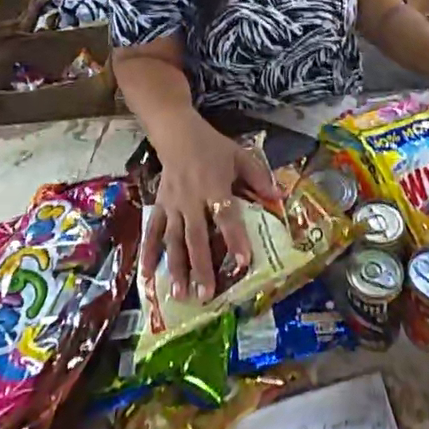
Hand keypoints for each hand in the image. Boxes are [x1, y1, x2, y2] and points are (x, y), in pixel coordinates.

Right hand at [143, 125, 277, 302]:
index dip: (234, 237)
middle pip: (196, 236)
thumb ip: (259, 177)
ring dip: (176, 267)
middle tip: (207, 294)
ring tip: (181, 295)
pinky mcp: (159, 206)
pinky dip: (148, 254)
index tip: (242, 261)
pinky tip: (148, 277)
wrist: (176, 133)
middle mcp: (191, 199)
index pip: (225, 215)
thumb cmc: (211, 147)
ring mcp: (172, 205)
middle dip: (201, 266)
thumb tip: (280, 198)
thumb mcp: (239, 155)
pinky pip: (153, 232)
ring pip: (173, 239)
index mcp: (214, 186)